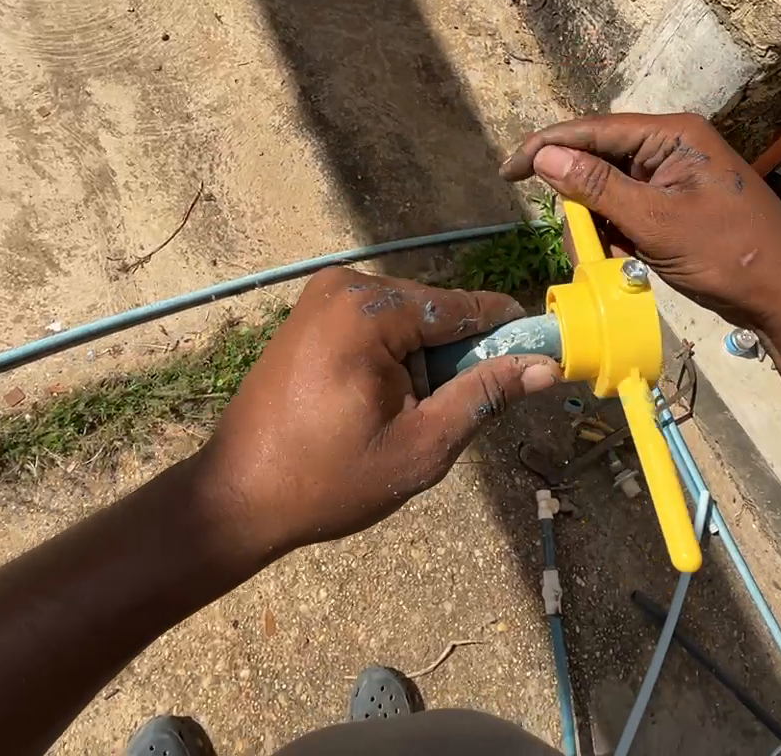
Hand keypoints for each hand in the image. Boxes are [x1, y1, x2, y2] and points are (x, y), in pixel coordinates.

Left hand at [193, 269, 559, 557]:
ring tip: (410, 412)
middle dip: (457, 355)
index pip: (464, 307)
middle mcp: (346, 284)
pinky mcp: (315, 310)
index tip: (540, 359)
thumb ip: (484, 396)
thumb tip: (545, 366)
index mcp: (368, 310)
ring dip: (427, 357)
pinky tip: (386, 397)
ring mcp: (325, 293)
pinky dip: (398, 352)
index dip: (507, 334)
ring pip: (411, 316)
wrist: (236, 496)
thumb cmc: (327, 481)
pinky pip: (381, 320)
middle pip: (437, 309)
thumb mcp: (421, 446)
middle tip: (452, 412)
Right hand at [500, 113, 780, 326]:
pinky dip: (621, 235)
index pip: (594, 130)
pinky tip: (630, 260)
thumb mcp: (655, 222)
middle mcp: (672, 147)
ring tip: (617, 256)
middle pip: (600, 160)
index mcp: (673, 136)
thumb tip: (544, 156)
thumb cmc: (728, 255)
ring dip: (602, 224)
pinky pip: (630, 210)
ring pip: (611, 190)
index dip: (546, 147)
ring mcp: (675, 177)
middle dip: (582, 200)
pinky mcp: (677, 203)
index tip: (508, 170)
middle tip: (581, 238)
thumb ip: (597, 187)